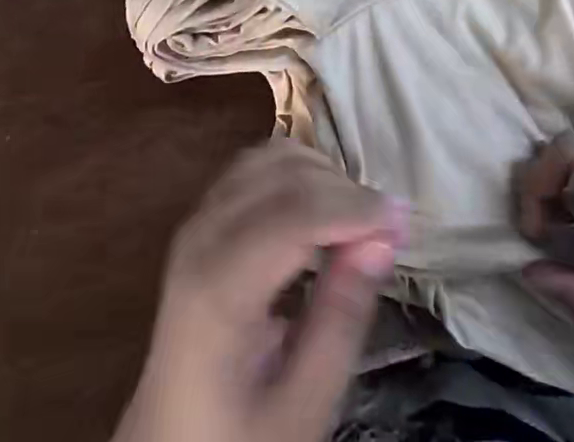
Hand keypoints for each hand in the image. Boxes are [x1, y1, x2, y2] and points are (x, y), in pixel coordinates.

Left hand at [113, 140, 403, 441]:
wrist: (170, 438)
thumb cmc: (238, 432)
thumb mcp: (302, 404)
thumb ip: (341, 318)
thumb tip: (381, 239)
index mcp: (217, 287)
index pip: (292, 213)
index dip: (354, 207)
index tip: (403, 222)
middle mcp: (200, 237)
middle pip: (281, 175)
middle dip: (344, 190)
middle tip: (390, 226)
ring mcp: (196, 222)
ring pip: (268, 159)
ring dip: (321, 175)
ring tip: (359, 218)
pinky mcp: (202, 220)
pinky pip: (254, 169)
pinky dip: (297, 172)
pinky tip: (322, 206)